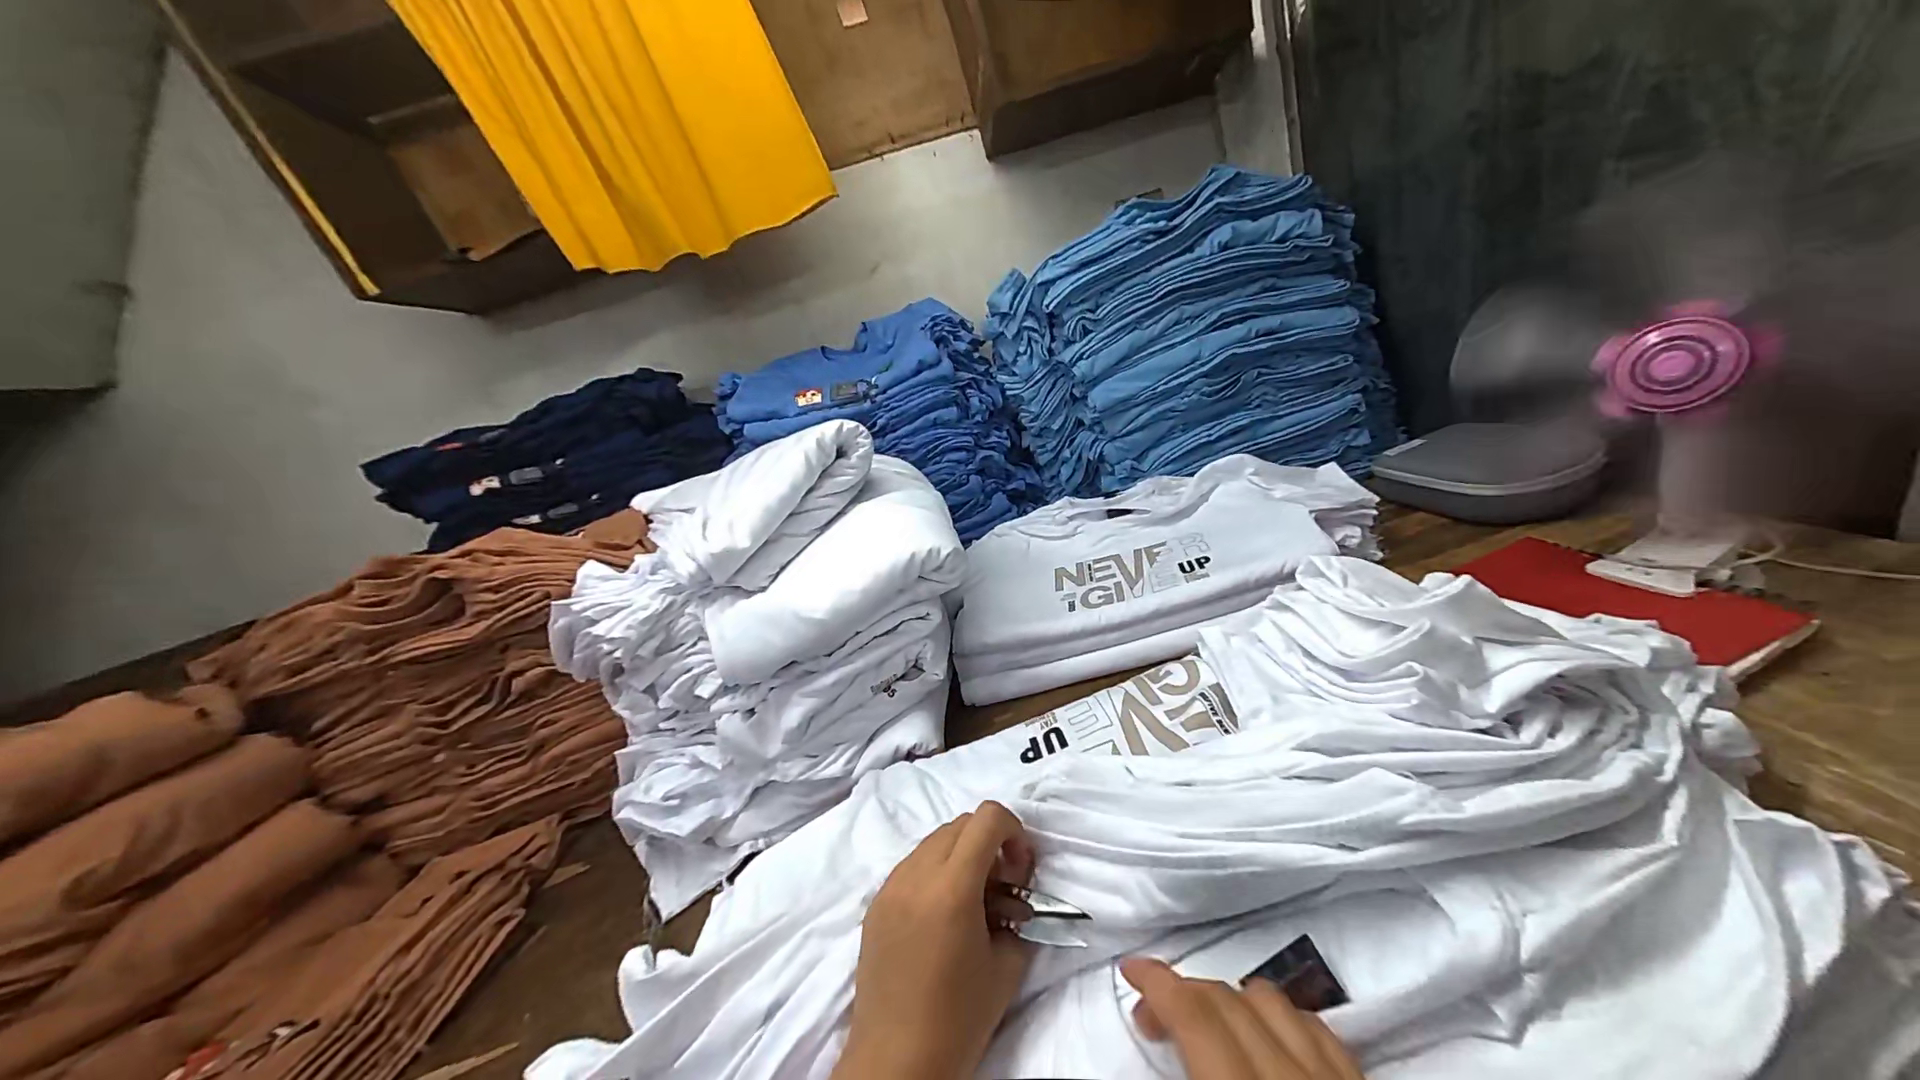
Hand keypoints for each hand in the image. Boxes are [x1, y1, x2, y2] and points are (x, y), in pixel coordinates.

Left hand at [832, 801, 1036, 1079]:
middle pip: (960, 825)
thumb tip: (1013, 896)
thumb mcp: (1007, 966)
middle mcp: (916, 875)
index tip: (1021, 869)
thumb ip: (1017, 916)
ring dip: (962, 856)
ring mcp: (890, 887)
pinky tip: (945, 916)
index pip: (986, 819)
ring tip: (975, 903)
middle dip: (990, 844)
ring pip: (934, 842)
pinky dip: (936, 872)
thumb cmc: (958, 1019)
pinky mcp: (875, 903)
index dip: (1014, 832)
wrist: (895, 1061)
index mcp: (951, 887)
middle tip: (1004, 886)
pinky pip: (912, 866)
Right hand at [1122, 957, 1364, 1079]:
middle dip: (1183, 990)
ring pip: (1277, 1004)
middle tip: (1153, 1013)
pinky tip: (1271, 1036)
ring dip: (1234, 998)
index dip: (1157, 983)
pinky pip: (1323, 1033)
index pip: (1196, 1015)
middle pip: (1231, 1000)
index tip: (1131, 970)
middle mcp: (1294, 1078)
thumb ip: (1186, 1071)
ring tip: (1209, 1021)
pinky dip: (1286, 1020)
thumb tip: (1155, 1029)